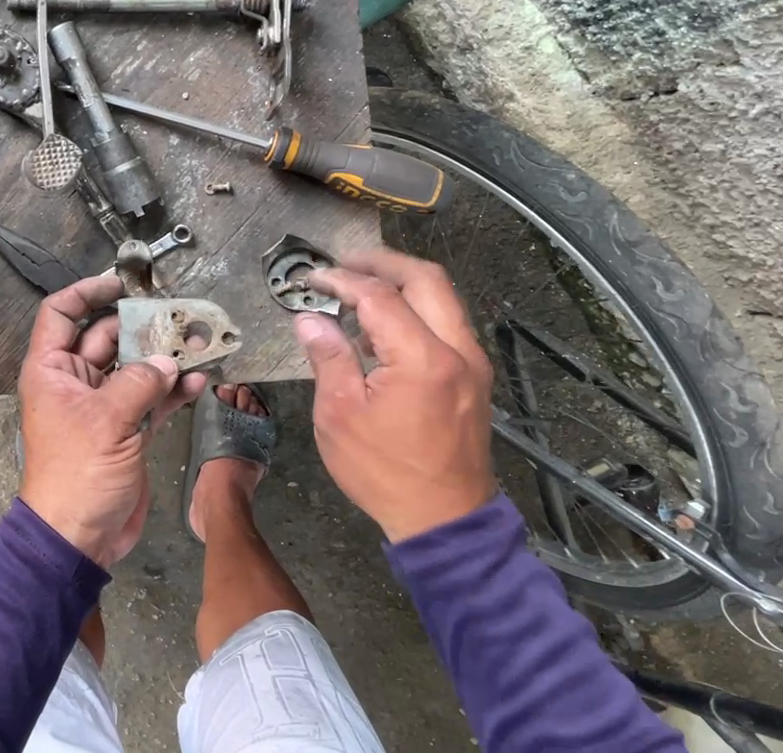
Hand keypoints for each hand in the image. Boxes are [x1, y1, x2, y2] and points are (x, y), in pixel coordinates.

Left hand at [17, 274, 206, 566]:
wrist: (80, 535)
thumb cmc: (78, 472)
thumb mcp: (106, 421)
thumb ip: (139, 384)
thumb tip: (166, 361)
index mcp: (51, 369)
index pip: (60, 314)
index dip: (85, 292)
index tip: (118, 282)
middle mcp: (74, 380)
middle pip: (106, 338)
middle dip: (141, 327)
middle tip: (179, 315)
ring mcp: (101, 405)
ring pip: (133, 368)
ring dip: (163, 358)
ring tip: (200, 344)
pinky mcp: (125, 429)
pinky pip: (150, 399)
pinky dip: (171, 390)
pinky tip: (200, 380)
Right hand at [295, 248, 495, 542]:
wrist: (444, 520)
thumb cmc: (383, 470)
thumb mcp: (339, 414)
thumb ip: (328, 357)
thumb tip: (310, 319)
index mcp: (422, 358)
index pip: (379, 296)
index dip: (340, 280)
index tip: (310, 280)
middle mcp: (457, 351)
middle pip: (426, 280)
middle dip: (381, 263)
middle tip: (342, 263)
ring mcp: (471, 364)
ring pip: (442, 299)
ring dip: (401, 284)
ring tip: (357, 288)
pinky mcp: (472, 379)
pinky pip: (445, 324)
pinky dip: (413, 309)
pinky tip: (380, 326)